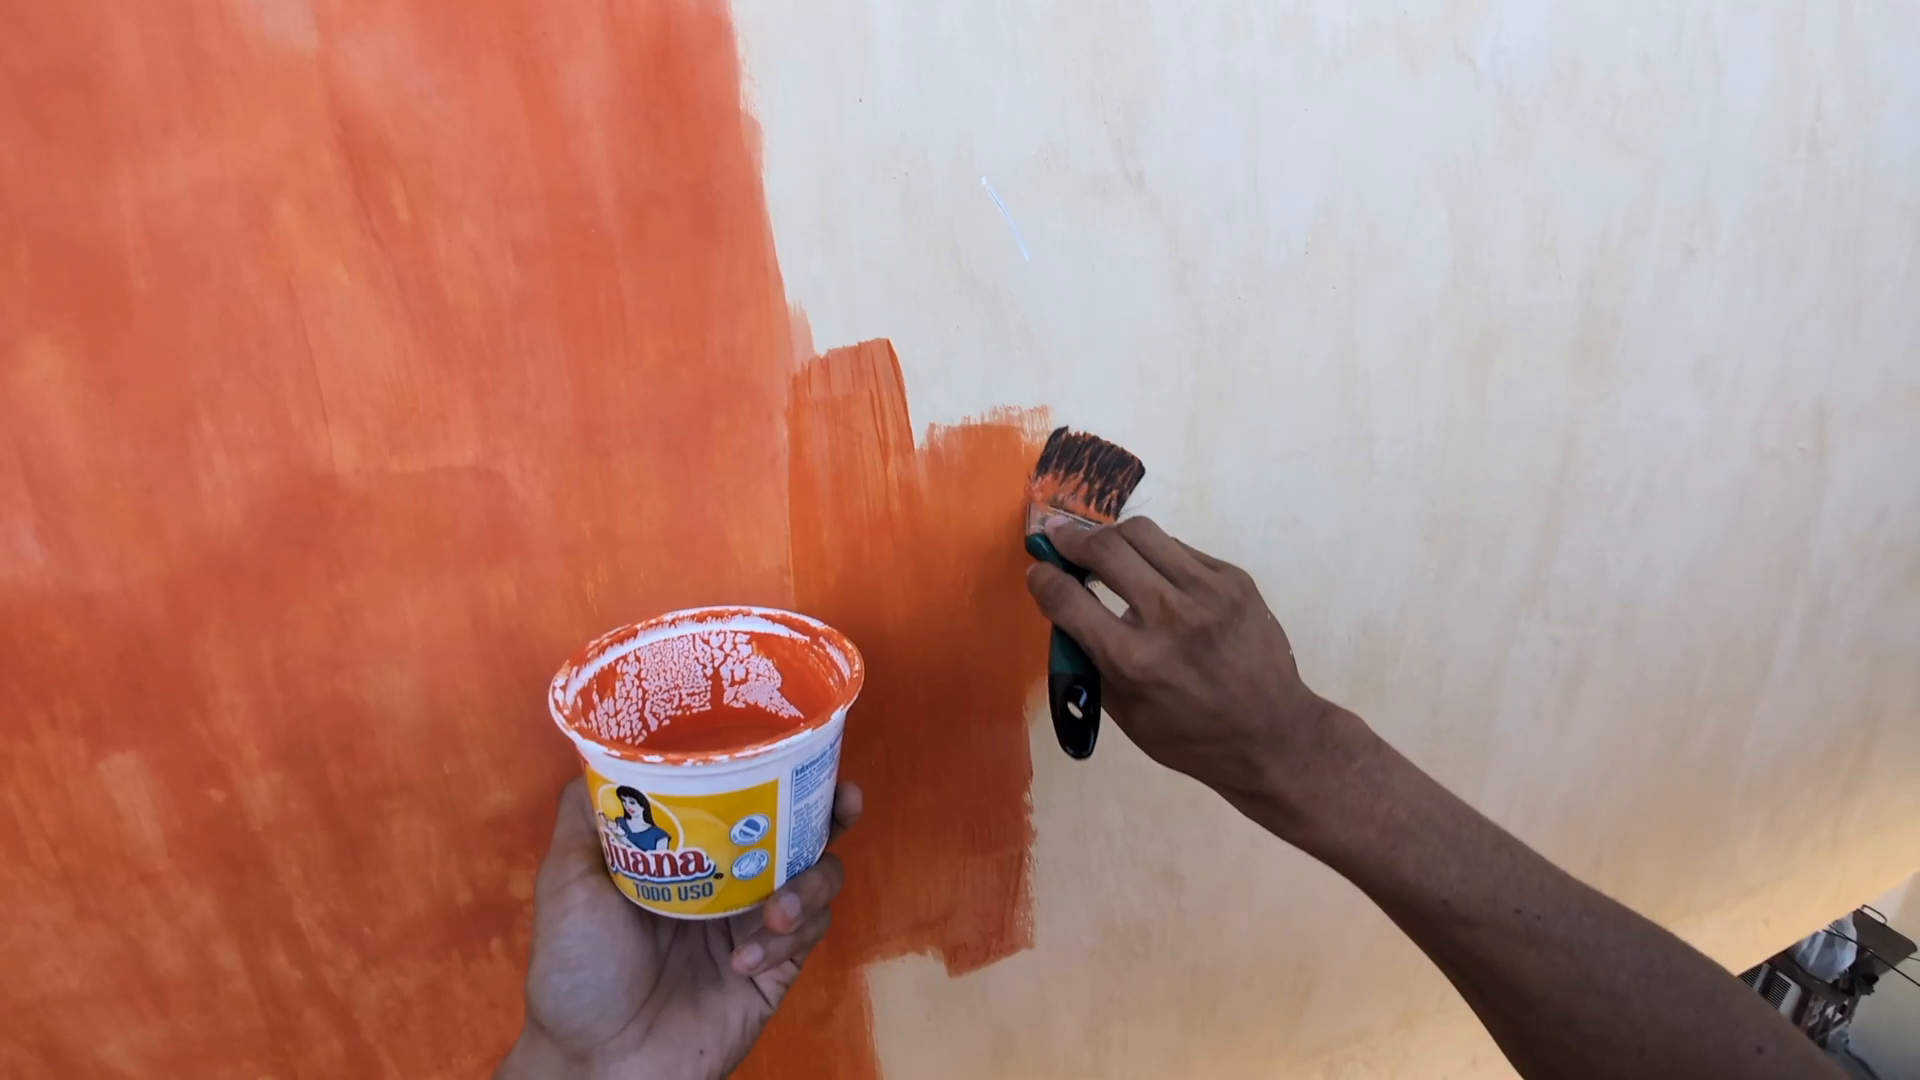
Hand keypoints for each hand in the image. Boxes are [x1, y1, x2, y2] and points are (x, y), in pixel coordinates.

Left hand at [497, 778, 861, 1079]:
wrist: (597, 1067)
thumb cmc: (578, 971)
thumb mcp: (568, 884)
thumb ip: (585, 820)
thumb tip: (600, 754)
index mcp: (701, 853)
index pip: (753, 799)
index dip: (784, 773)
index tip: (803, 751)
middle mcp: (740, 878)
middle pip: (805, 830)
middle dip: (833, 811)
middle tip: (845, 800)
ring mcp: (762, 922)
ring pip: (821, 877)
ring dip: (810, 884)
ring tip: (775, 910)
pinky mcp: (779, 967)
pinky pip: (809, 933)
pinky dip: (787, 939)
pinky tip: (746, 961)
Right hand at [1024, 516, 1376, 839]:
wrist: (1274, 736)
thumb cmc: (1189, 736)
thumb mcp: (1123, 711)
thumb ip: (1089, 656)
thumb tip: (1064, 604)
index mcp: (1133, 660)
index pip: (1068, 598)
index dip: (1043, 577)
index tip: (1036, 569)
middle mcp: (1169, 616)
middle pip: (1104, 548)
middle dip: (1070, 537)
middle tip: (1056, 535)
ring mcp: (1208, 592)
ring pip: (1142, 533)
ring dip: (1110, 536)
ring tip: (1100, 545)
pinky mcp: (1234, 579)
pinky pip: (1178, 547)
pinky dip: (1152, 553)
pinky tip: (1148, 569)